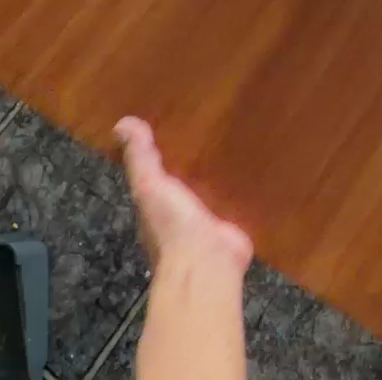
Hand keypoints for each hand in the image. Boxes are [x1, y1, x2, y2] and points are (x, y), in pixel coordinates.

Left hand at [115, 116, 252, 276]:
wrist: (206, 259)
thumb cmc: (173, 223)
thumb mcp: (150, 186)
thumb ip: (141, 158)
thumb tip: (122, 123)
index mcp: (155, 207)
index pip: (155, 179)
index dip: (162, 159)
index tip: (176, 132)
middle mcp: (178, 216)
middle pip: (185, 185)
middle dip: (194, 167)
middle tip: (214, 134)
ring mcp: (206, 224)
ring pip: (212, 193)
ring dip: (221, 179)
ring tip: (240, 148)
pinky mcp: (232, 226)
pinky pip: (237, 203)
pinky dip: (244, 191)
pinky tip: (259, 174)